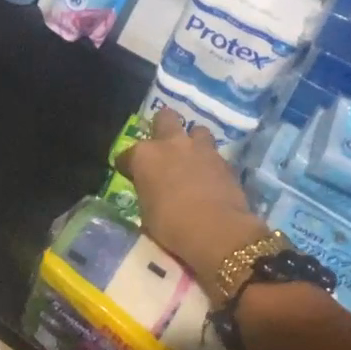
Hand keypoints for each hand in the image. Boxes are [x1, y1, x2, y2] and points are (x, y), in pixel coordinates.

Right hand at [119, 108, 270, 287]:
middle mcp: (170, 143)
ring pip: (197, 130)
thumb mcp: (147, 214)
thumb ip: (147, 194)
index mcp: (144, 156)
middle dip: (163, 127)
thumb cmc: (172, 226)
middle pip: (164, 118)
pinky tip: (210, 176)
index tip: (131, 175)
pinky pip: (214, 153)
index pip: (126, 155)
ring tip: (193, 157)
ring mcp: (199, 148)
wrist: (217, 231)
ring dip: (193, 141)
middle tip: (164, 146)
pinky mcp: (224, 160)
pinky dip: (210, 162)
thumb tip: (151, 192)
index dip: (128, 165)